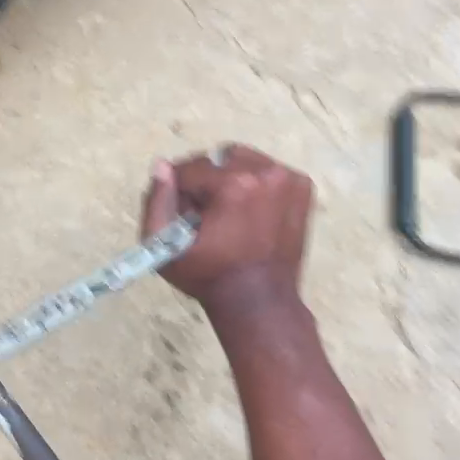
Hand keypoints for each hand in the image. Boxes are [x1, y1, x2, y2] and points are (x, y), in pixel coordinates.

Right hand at [141, 144, 314, 317]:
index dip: (177, 192)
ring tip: (227, 211)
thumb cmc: (207, 275)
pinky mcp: (302, 188)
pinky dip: (254, 184)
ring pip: (244, 160)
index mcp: (234, 185)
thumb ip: (157, 201)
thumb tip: (162, 166)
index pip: (189, 168)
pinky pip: (267, 171)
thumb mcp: (164, 246)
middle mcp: (267, 173)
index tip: (181, 216)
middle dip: (206, 179)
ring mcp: (289, 179)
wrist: (259, 301)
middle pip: (219, 158)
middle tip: (205, 211)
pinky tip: (249, 211)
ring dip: (230, 178)